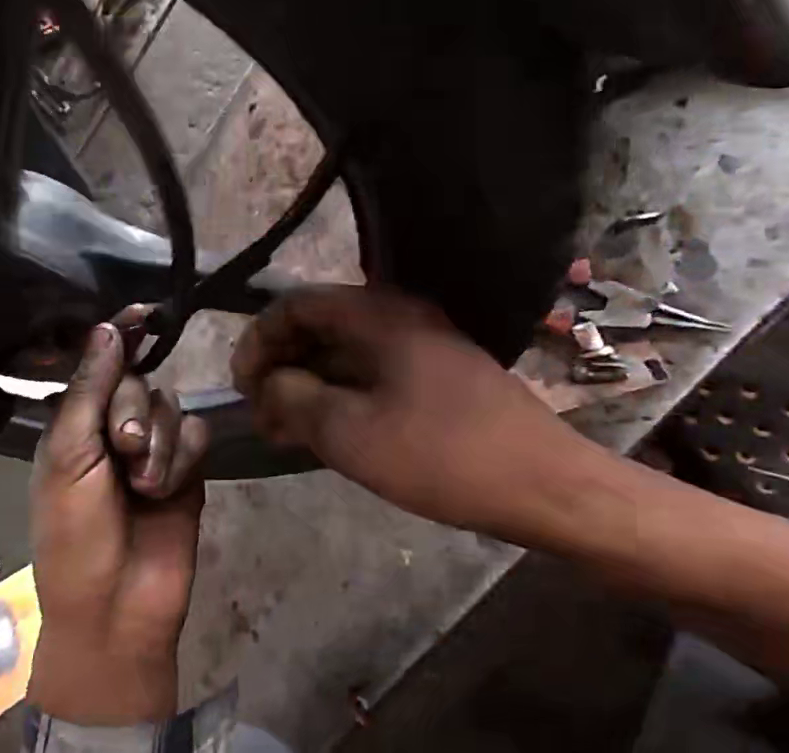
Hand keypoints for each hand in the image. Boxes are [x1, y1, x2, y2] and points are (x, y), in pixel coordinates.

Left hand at [28, 317, 209, 724]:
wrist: (118, 604)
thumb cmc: (74, 531)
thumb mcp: (70, 455)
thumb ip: (91, 389)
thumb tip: (107, 327)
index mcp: (76, 421)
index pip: (100, 364)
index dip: (119, 336)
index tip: (142, 312)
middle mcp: (114, 426)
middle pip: (138, 381)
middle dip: (132, 411)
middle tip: (123, 450)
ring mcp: (154, 446)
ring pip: (170, 405)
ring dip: (159, 442)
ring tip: (144, 484)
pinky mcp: (187, 466)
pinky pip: (196, 432)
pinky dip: (183, 457)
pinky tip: (167, 488)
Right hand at [232, 286, 593, 537]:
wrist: (547, 485)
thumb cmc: (444, 454)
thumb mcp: (353, 434)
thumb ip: (296, 399)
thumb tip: (270, 383)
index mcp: (378, 313)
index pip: (296, 304)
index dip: (259, 340)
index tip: (241, 386)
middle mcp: (397, 315)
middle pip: (319, 325)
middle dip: (281, 366)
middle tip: (260, 415)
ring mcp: (419, 344)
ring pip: (343, 352)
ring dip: (308, 384)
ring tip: (284, 431)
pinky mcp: (433, 374)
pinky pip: (370, 372)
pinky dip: (339, 395)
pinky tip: (325, 431)